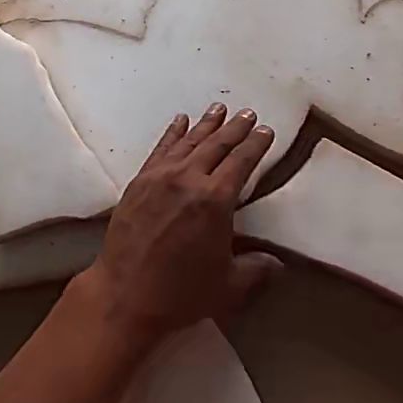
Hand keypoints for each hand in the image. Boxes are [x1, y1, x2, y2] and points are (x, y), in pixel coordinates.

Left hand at [73, 104, 280, 348]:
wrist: (125, 294)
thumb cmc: (181, 294)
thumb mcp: (229, 286)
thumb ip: (256, 269)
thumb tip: (277, 264)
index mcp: (215, 201)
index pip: (241, 162)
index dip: (256, 145)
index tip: (266, 131)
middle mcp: (188, 179)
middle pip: (216, 145)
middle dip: (235, 128)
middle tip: (248, 113)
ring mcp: (160, 177)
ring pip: (188, 141)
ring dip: (206, 123)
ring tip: (219, 108)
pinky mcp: (139, 181)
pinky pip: (160, 149)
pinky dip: (172, 132)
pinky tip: (180, 121)